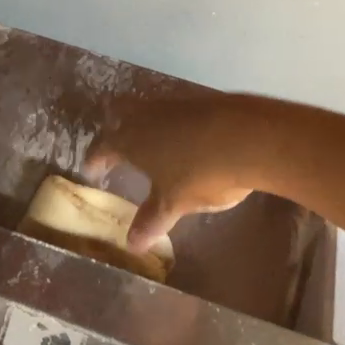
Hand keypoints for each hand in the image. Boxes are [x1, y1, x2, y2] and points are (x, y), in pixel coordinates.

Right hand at [85, 94, 263, 250]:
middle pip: (120, 113)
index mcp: (130, 140)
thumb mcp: (174, 203)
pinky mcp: (203, 98)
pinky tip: (187, 136)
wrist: (253, 138)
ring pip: (149, 108)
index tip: (91, 169)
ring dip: (145, 122)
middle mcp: (146, 116)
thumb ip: (151, 220)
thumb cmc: (201, 173)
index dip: (94, 159)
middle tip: (116, 144)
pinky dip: (174, 121)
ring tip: (151, 141)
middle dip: (115, 128)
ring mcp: (175, 103)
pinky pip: (177, 109)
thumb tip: (132, 245)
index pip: (102, 147)